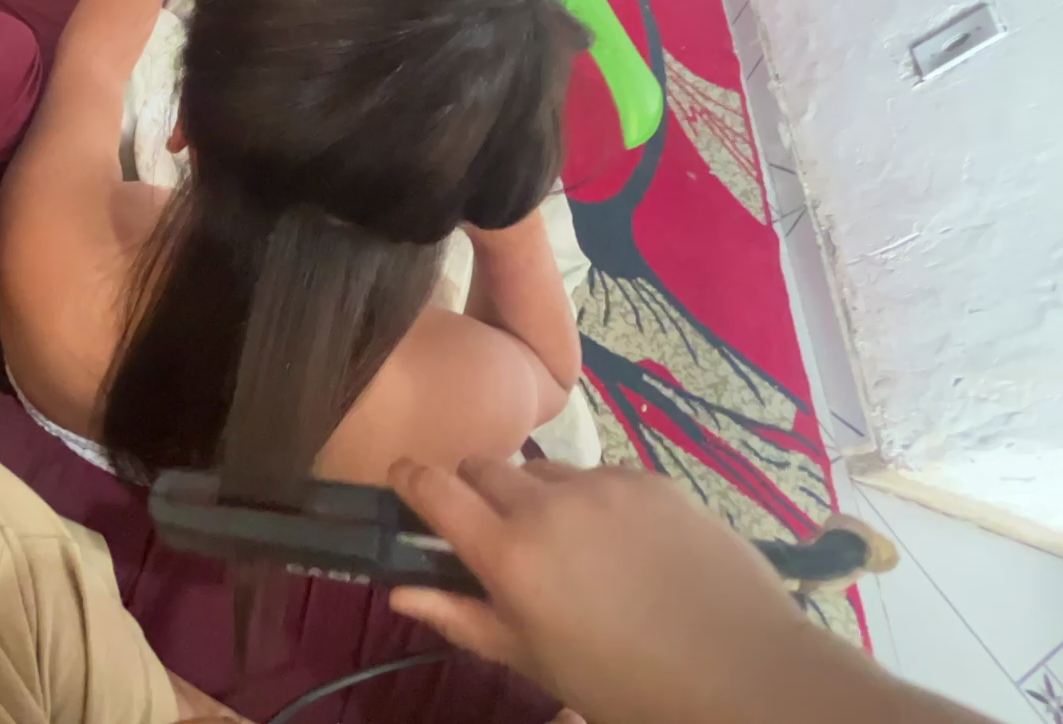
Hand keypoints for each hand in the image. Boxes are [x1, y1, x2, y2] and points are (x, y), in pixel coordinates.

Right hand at [386, 458, 838, 723]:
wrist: (757, 685)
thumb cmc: (626, 686)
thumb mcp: (533, 660)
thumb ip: (459, 616)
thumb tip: (396, 593)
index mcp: (508, 554)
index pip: (432, 487)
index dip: (408, 476)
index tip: (404, 479)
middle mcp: (543, 505)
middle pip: (481, 466)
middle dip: (478, 490)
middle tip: (506, 532)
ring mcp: (599, 485)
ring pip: (541, 471)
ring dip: (540, 497)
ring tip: (582, 545)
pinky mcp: (648, 479)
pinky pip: (599, 476)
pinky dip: (598, 502)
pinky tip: (634, 546)